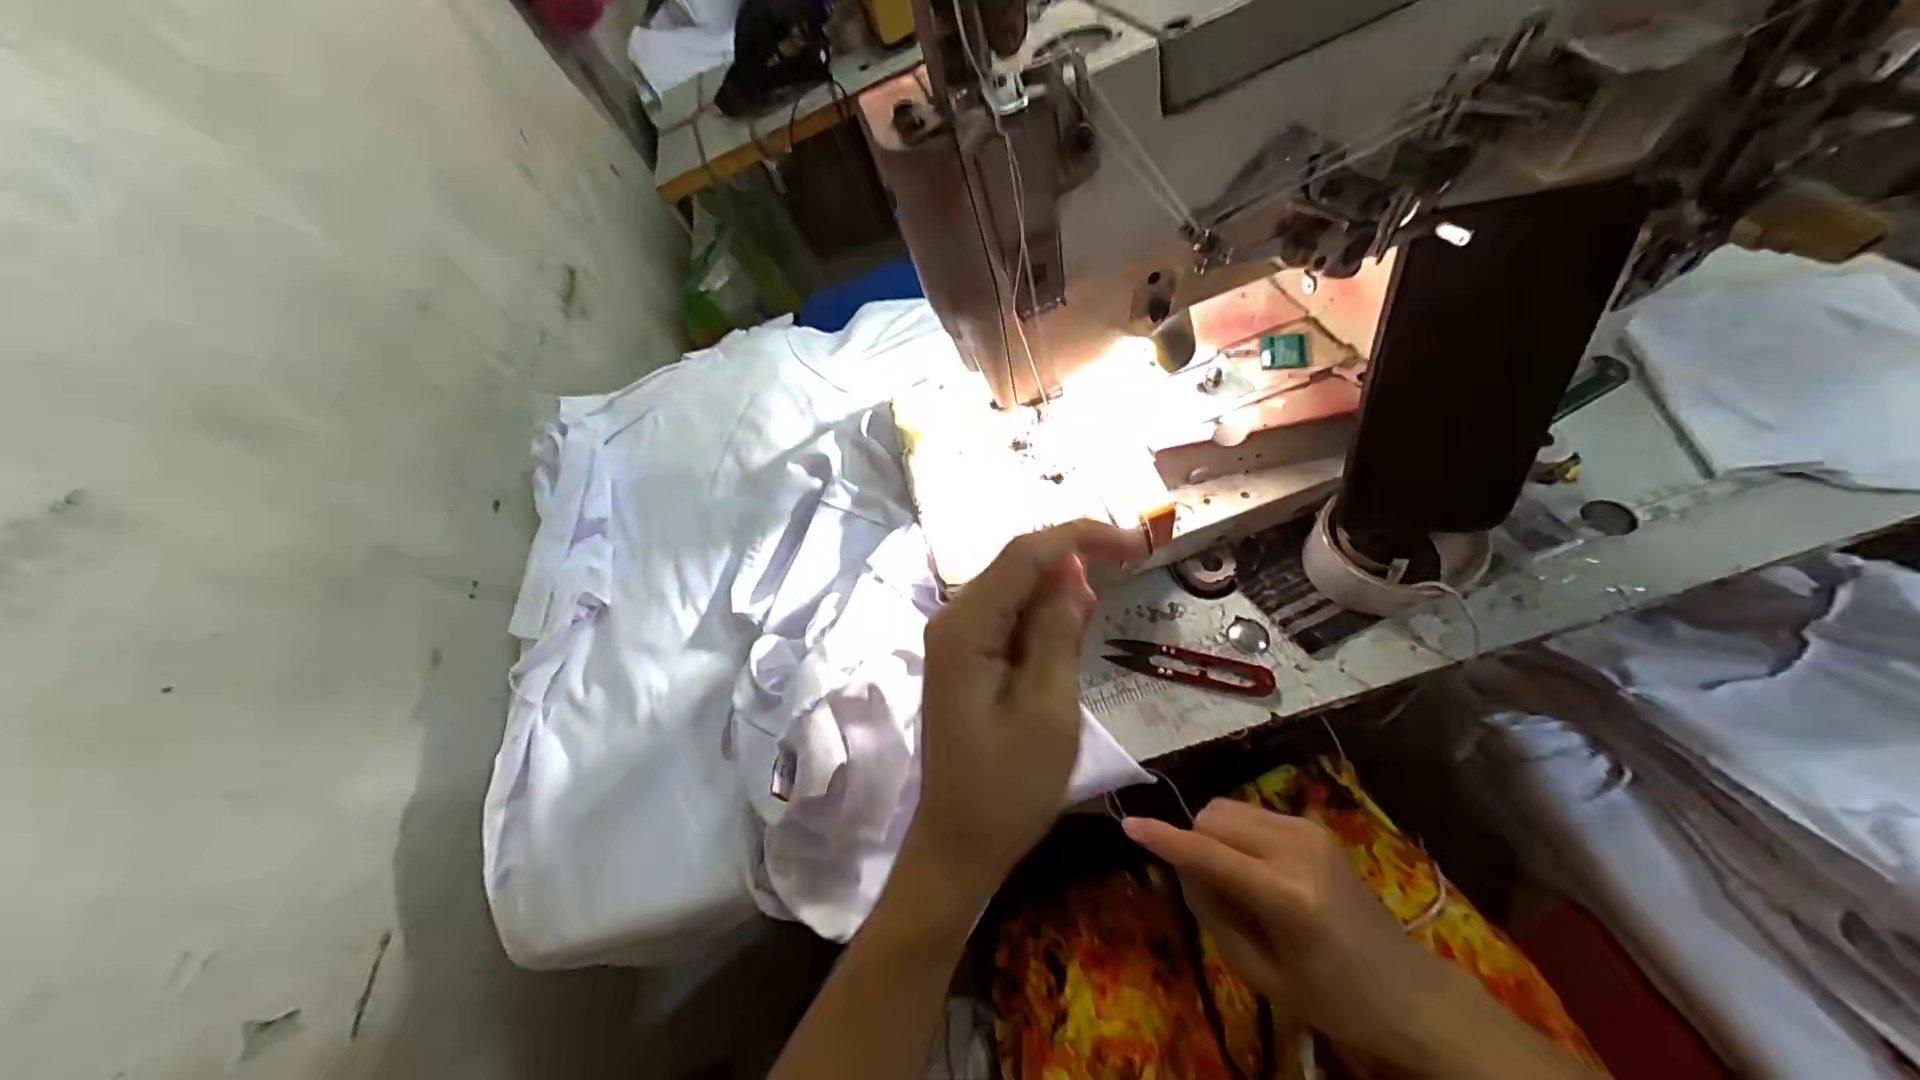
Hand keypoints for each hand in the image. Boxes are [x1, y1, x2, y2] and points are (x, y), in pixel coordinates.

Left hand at [904, 520, 1147, 904]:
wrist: (960, 842)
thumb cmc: (1008, 787)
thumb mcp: (1048, 708)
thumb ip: (1059, 632)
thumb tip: (1075, 574)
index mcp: (966, 626)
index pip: (1025, 553)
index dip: (1081, 535)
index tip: (1136, 541)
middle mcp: (953, 619)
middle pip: (1017, 564)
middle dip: (1072, 557)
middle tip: (1130, 564)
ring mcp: (956, 639)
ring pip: (1015, 589)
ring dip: (1060, 587)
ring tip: (1103, 603)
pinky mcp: (967, 658)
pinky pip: (1010, 618)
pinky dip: (1044, 616)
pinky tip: (1072, 629)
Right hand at [1124, 801, 1465, 1067]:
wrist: (1411, 991)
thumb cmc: (1334, 998)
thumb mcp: (1261, 973)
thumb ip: (1213, 913)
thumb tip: (1182, 865)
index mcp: (1285, 896)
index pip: (1206, 854)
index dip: (1163, 838)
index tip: (1128, 825)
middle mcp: (1295, 849)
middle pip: (1211, 817)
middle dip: (1194, 842)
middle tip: (1209, 890)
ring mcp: (1307, 831)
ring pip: (1227, 808)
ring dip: (1214, 836)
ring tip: (1237, 882)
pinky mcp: (1312, 826)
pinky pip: (1250, 814)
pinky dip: (1236, 834)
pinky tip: (1257, 870)